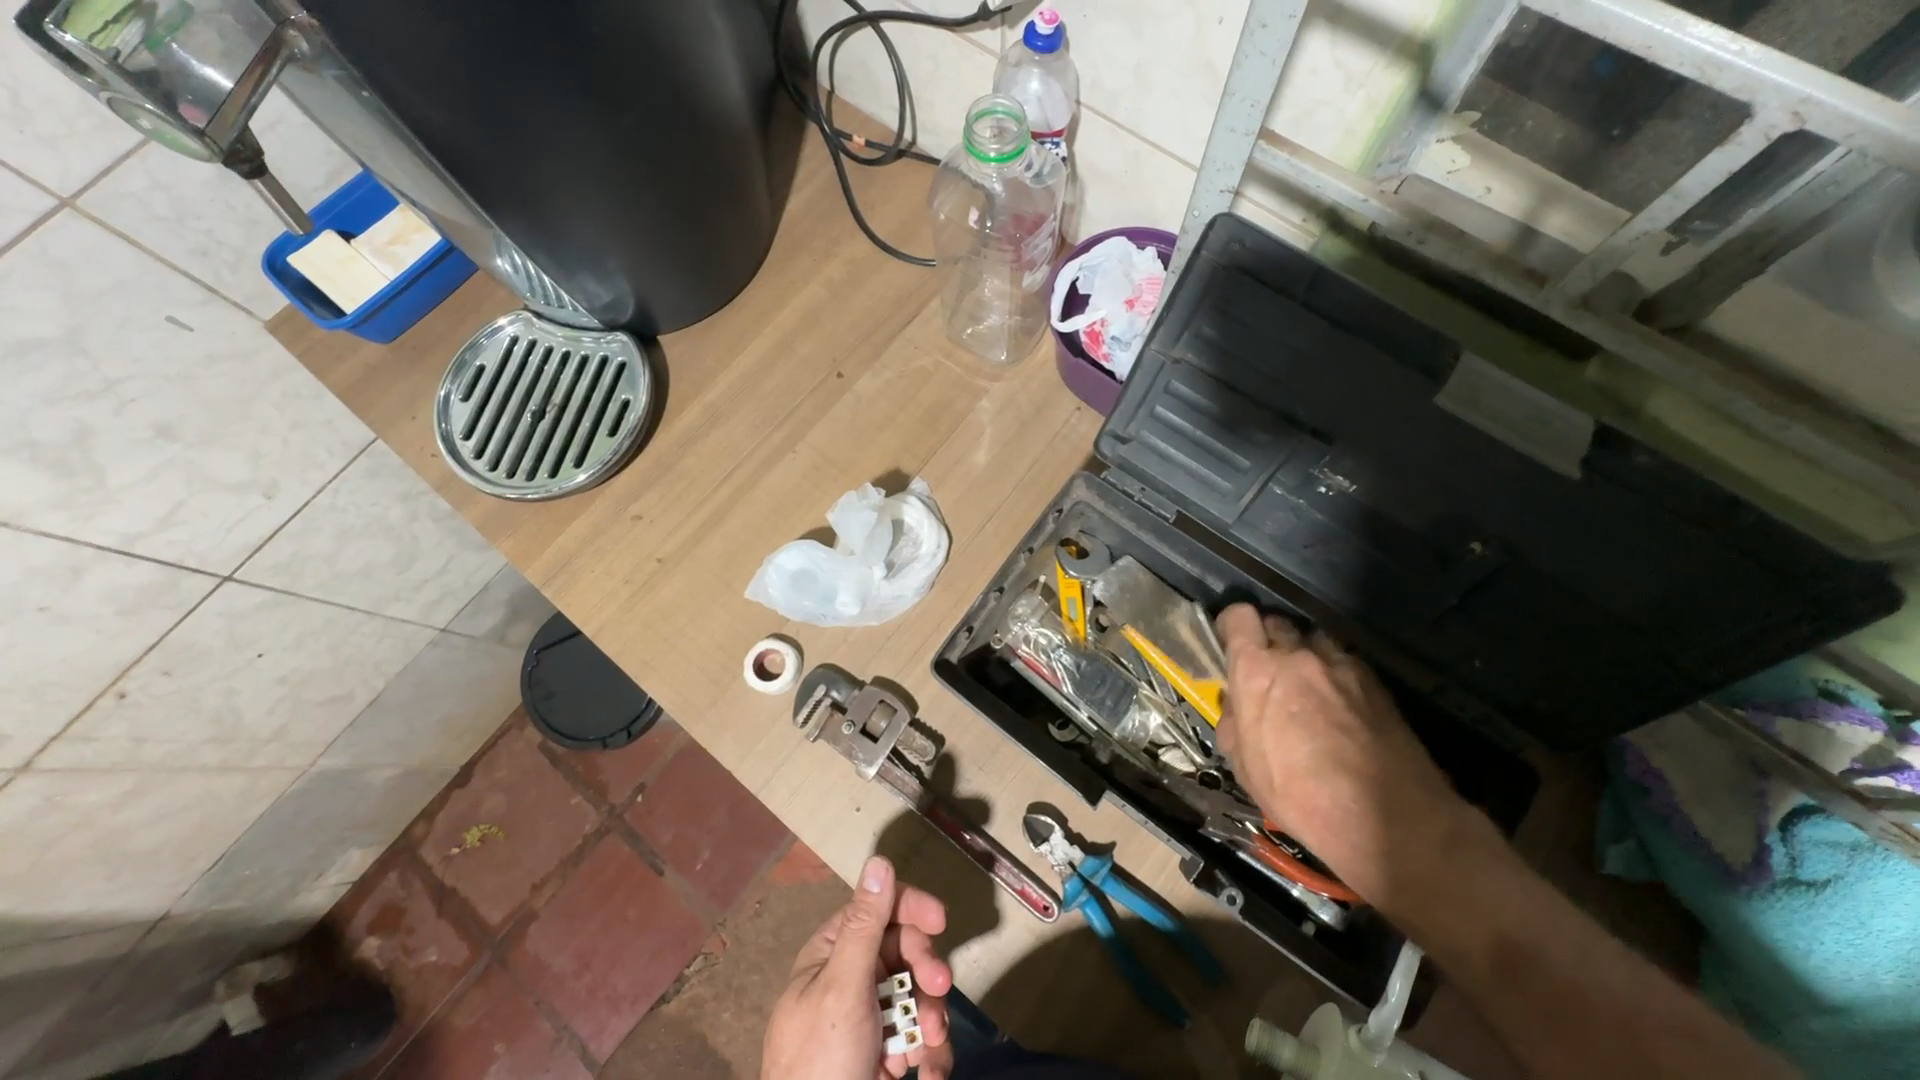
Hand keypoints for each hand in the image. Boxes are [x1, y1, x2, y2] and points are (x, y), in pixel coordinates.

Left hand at [762, 855, 955, 1079]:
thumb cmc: (820, 1057)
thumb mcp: (842, 987)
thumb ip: (865, 926)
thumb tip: (879, 861)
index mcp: (832, 954)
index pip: (877, 911)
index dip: (910, 908)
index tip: (940, 920)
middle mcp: (852, 979)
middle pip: (906, 952)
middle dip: (926, 971)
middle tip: (939, 987)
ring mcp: (872, 1018)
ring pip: (920, 996)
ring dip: (932, 1018)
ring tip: (930, 1046)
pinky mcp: (888, 1053)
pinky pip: (921, 1037)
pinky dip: (931, 1054)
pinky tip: (927, 1074)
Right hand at [1213, 604, 1477, 912]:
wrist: (1385, 816)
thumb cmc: (1299, 795)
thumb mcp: (1244, 765)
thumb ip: (1234, 721)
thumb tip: (1237, 704)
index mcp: (1257, 672)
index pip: (1239, 617)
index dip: (1232, 626)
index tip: (1231, 643)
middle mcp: (1298, 656)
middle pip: (1277, 623)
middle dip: (1267, 641)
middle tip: (1267, 672)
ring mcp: (1340, 665)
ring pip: (1314, 640)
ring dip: (1304, 655)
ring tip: (1305, 687)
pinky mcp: (1375, 681)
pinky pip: (1344, 663)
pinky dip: (1334, 674)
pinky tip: (1338, 706)